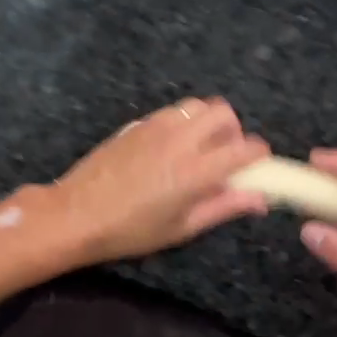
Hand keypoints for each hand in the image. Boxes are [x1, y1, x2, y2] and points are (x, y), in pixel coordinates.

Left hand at [52, 98, 270, 263]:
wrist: (75, 215)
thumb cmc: (130, 231)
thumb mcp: (182, 228)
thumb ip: (224, 207)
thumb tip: (260, 200)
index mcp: (196, 171)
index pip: (245, 148)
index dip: (259, 155)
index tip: (257, 166)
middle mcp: (180, 140)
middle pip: (224, 112)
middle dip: (234, 130)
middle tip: (225, 155)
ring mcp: (156, 127)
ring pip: (197, 106)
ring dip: (207, 122)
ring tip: (198, 149)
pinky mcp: (137, 124)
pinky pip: (172, 111)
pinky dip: (183, 122)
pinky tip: (170, 148)